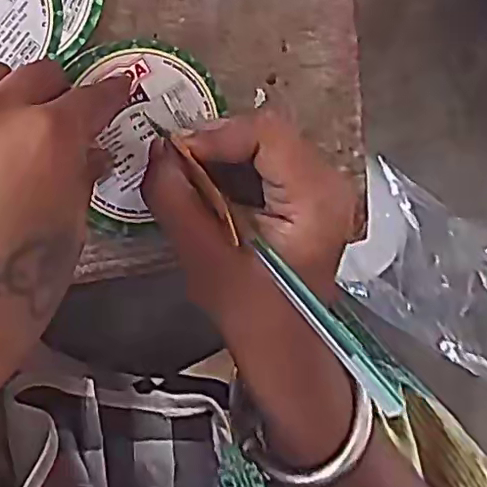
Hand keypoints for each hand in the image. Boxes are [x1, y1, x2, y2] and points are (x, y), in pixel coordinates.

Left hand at [0, 60, 134, 416]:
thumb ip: (81, 178)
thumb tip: (89, 153)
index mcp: (49, 134)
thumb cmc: (11, 296)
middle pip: (38, 73)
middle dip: (58, 90)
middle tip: (61, 118)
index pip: (92, 96)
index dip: (110, 93)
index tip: (117, 92)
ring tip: (8, 135)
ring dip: (7, 98)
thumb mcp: (67, 235)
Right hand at [145, 112, 376, 475]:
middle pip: (264, 131)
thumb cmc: (253, 317)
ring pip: (260, 139)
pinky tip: (207, 186)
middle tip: (173, 160)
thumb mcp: (205, 259)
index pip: (266, 132)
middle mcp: (329, 181)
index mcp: (316, 198)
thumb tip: (156, 149)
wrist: (287, 355)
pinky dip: (230, 164)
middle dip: (213, 142)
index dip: (214, 134)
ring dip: (219, 152)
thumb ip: (175, 198)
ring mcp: (322, 184)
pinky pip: (263, 157)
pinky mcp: (307, 190)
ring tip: (184, 173)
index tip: (173, 151)